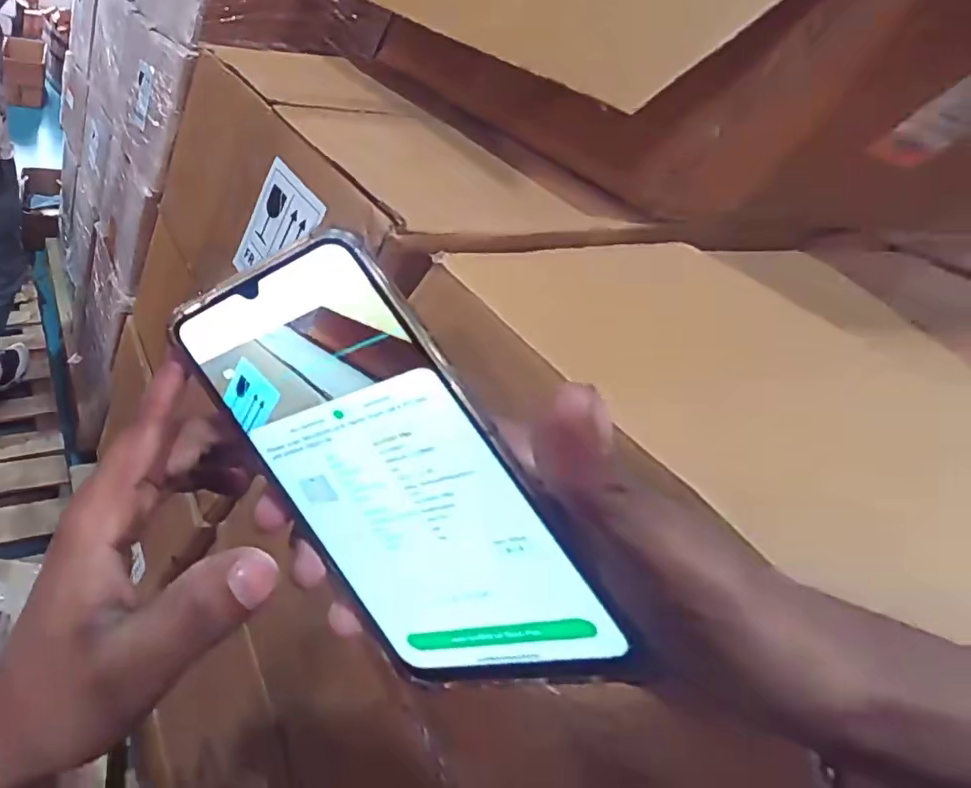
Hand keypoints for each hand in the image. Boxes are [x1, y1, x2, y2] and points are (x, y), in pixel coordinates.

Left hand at [0, 362, 297, 787]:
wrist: (24, 729)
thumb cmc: (69, 690)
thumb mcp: (138, 659)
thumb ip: (197, 612)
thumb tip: (266, 560)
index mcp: (98, 519)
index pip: (136, 444)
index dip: (163, 398)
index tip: (188, 354)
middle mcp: (99, 513)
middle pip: (153, 453)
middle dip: (202, 429)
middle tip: (262, 415)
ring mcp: (102, 533)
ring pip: (155, 475)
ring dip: (199, 459)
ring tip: (255, 453)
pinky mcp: (110, 554)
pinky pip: (154, 503)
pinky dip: (189, 489)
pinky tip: (221, 496)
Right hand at [274, 384, 970, 783]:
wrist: (787, 679)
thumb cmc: (716, 593)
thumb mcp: (657, 536)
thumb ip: (604, 474)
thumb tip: (576, 390)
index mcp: (508, 462)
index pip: (403, 432)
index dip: (333, 437)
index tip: (283, 462)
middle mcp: (485, 492)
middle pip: (380, 485)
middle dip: (321, 503)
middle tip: (281, 534)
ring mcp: (488, 544)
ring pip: (392, 537)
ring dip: (344, 558)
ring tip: (320, 597)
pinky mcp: (496, 592)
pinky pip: (422, 589)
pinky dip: (385, 604)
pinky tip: (363, 629)